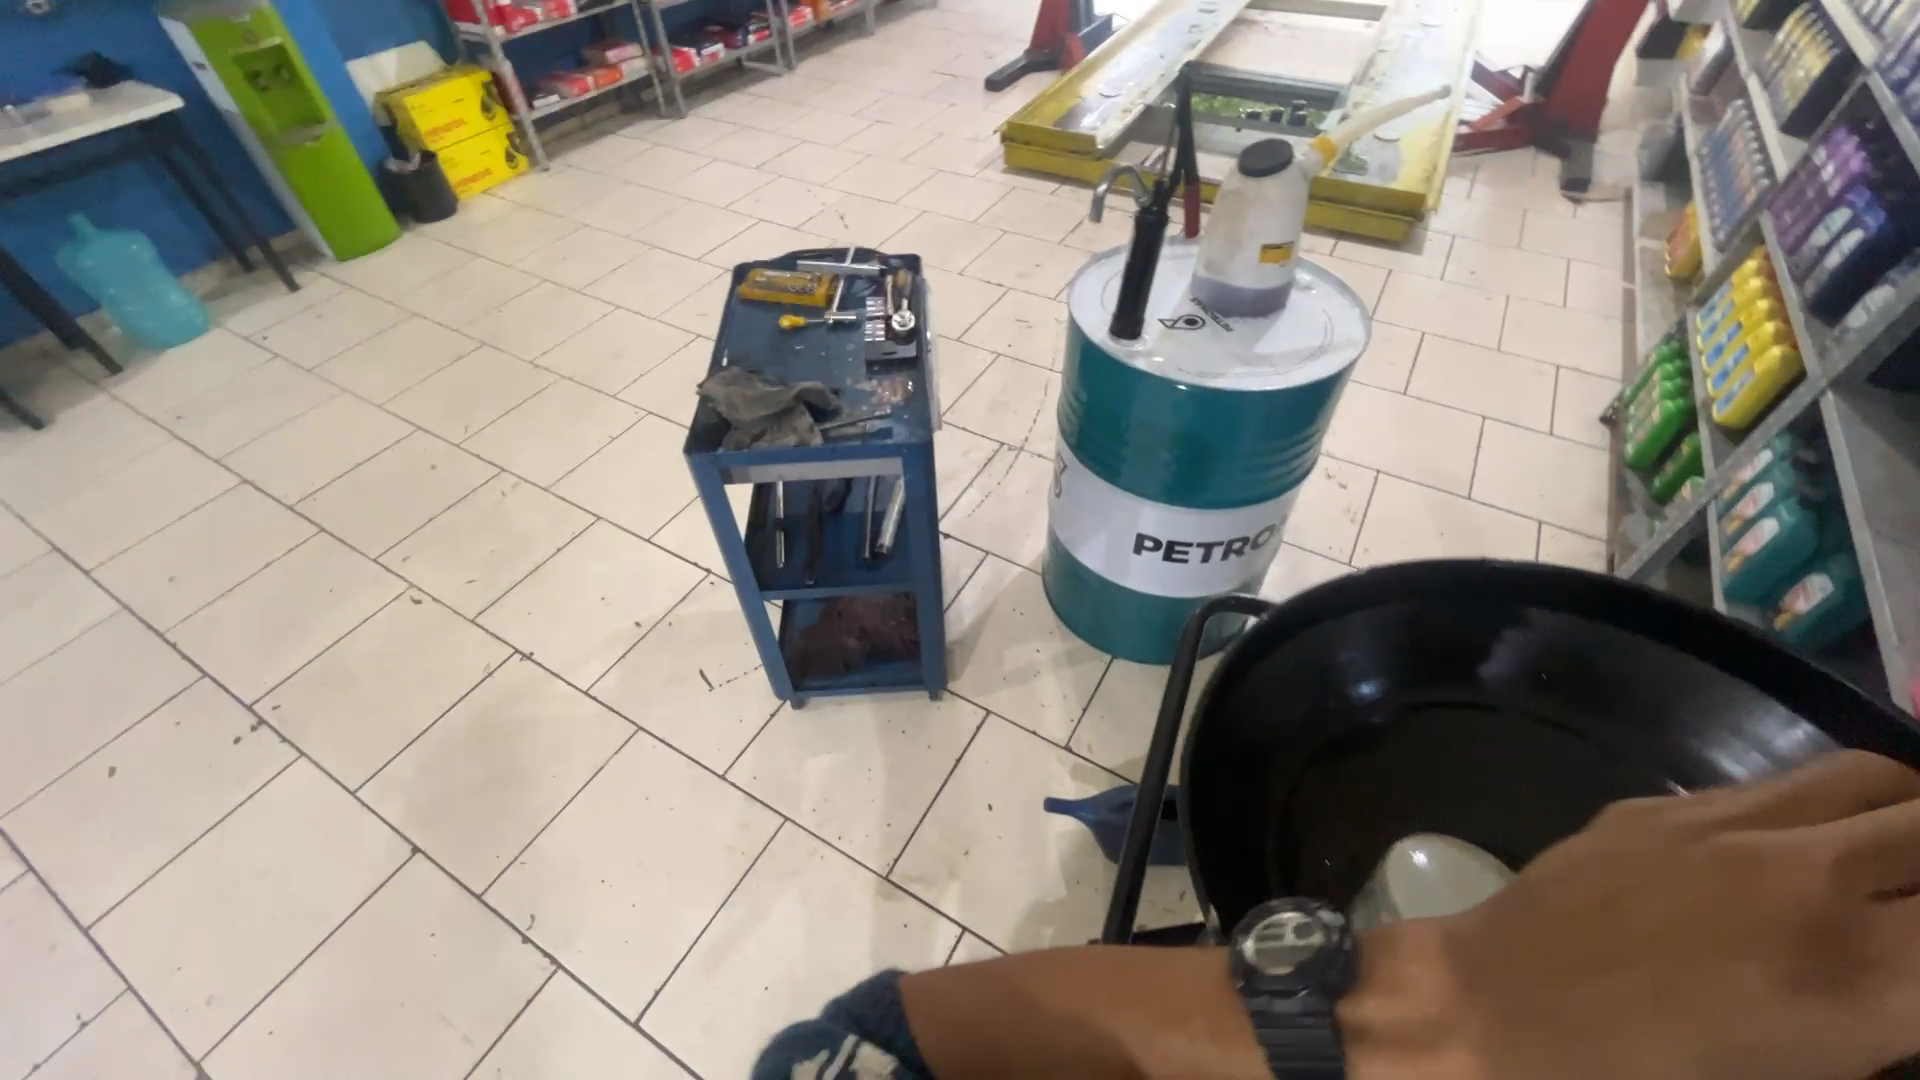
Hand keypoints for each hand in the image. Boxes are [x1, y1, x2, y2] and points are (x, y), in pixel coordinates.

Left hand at [1346, 750, 1919, 1079]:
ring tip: (1897, 852)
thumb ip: (1883, 1006)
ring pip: (1864, 778)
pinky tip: (1794, 844)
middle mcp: (1803, 878)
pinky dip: (1808, 808)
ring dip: (1901, 811)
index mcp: (1868, 976)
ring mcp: (1716, 827)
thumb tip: (1897, 958)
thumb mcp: (1810, 1066)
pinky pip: (1763, 786)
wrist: (1505, 1006)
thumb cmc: (1652, 1072)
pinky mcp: (1649, 807)